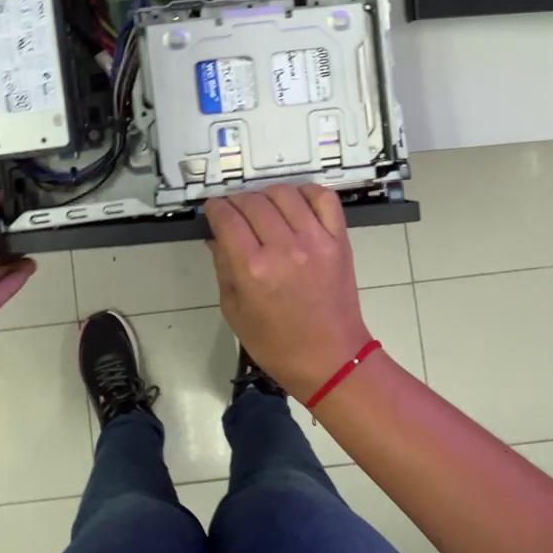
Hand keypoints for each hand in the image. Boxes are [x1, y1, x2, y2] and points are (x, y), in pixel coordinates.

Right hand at [204, 185, 371, 397]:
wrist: (331, 360)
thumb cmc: (276, 344)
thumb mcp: (234, 311)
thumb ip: (223, 267)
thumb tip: (216, 235)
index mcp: (253, 270)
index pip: (227, 218)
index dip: (215, 209)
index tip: (213, 210)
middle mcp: (284, 249)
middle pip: (252, 202)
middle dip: (236, 202)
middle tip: (235, 213)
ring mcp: (315, 241)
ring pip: (284, 194)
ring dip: (266, 195)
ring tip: (264, 209)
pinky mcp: (339, 240)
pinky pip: (323, 198)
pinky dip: (306, 193)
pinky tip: (296, 204)